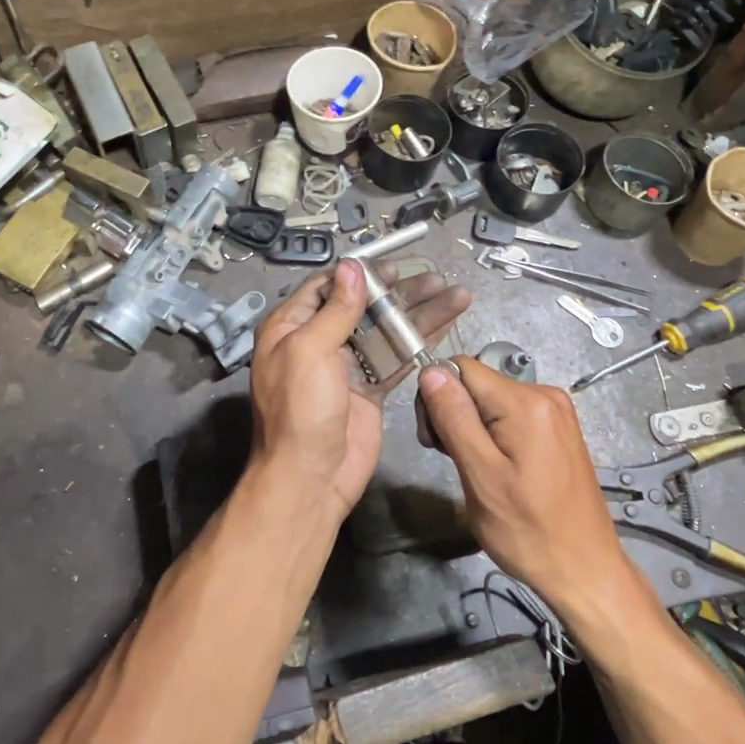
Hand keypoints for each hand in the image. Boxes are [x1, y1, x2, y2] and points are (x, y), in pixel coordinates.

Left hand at [250, 259, 469, 512]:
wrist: (311, 478)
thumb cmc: (300, 410)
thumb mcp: (309, 351)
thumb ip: (335, 310)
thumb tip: (351, 267)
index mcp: (290, 328)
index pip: (326, 287)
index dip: (359, 274)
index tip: (393, 265)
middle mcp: (317, 341)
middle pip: (362, 306)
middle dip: (398, 291)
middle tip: (433, 277)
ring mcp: (346, 366)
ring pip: (385, 330)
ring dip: (417, 313)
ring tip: (454, 294)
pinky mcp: (370, 389)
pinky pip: (397, 357)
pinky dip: (421, 341)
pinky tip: (446, 324)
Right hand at [417, 358, 628, 599]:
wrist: (585, 572)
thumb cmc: (528, 531)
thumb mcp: (481, 476)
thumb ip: (454, 419)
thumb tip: (430, 372)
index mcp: (526, 402)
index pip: (460, 368)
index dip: (437, 398)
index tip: (436, 441)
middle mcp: (544, 394)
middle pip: (475, 382)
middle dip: (453, 413)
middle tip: (454, 461)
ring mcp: (555, 411)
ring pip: (489, 399)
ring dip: (471, 427)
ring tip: (477, 471)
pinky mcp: (557, 429)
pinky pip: (509, 414)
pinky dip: (493, 434)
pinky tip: (497, 468)